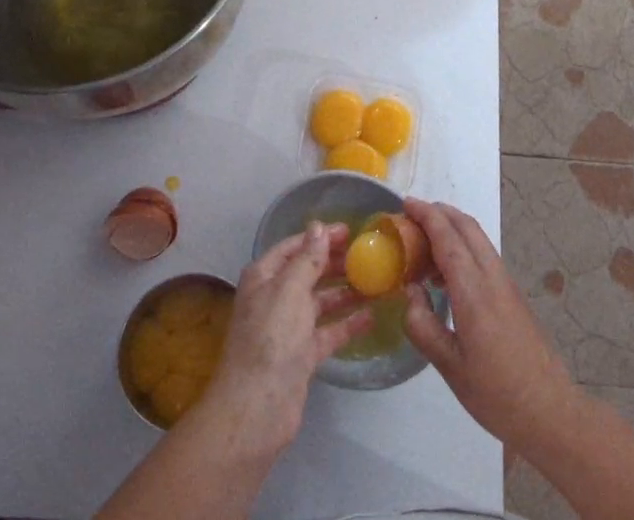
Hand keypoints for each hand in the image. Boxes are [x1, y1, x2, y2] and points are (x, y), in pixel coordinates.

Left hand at [200, 222, 371, 453]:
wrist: (257, 407)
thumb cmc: (271, 339)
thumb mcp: (289, 291)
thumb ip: (307, 260)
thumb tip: (317, 227)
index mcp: (264, 278)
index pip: (292, 248)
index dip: (318, 237)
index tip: (350, 231)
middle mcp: (274, 298)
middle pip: (307, 273)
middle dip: (334, 263)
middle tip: (368, 255)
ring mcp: (288, 328)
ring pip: (320, 302)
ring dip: (345, 292)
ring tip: (376, 282)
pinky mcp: (302, 355)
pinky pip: (329, 331)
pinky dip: (348, 323)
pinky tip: (372, 316)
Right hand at [400, 199, 578, 450]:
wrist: (550, 410)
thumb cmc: (495, 393)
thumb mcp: (448, 365)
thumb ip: (423, 325)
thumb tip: (410, 291)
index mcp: (474, 293)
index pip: (448, 239)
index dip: (426, 216)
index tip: (404, 204)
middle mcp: (494, 279)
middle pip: (468, 228)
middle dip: (440, 212)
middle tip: (411, 215)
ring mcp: (507, 286)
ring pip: (479, 240)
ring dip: (452, 229)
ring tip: (422, 243)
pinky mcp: (513, 297)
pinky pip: (485, 257)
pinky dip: (463, 248)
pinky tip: (446, 273)